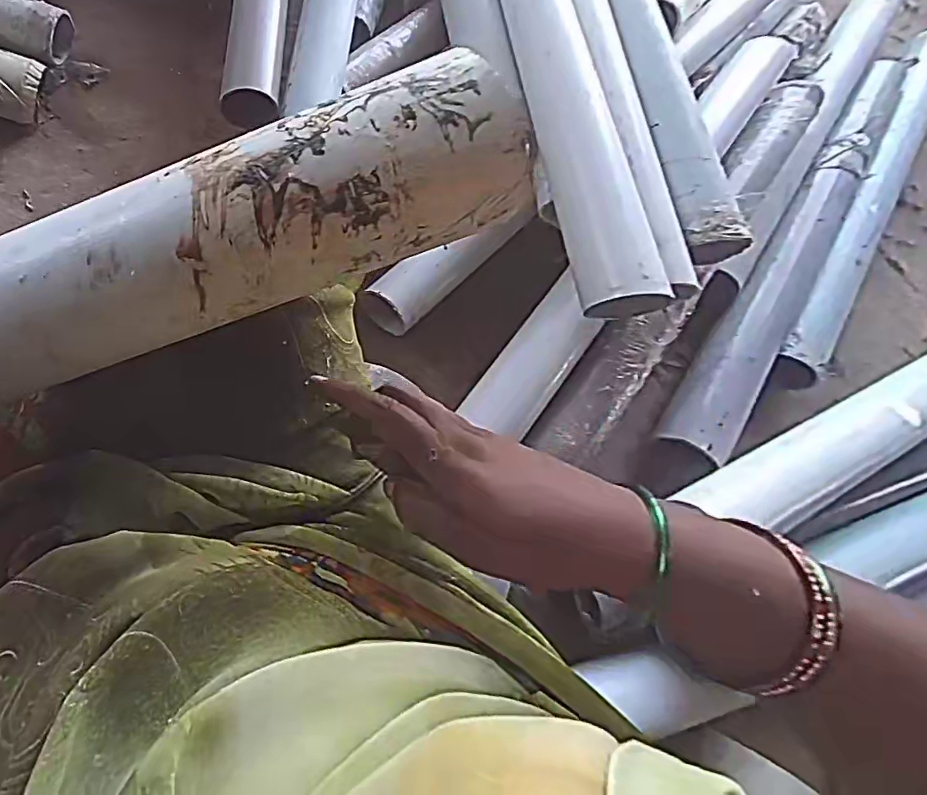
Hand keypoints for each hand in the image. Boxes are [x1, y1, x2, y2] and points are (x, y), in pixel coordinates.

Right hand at [310, 376, 655, 596]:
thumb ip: (419, 509)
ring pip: (423, 410)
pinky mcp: (494, 445)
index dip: (349, 397)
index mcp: (446, 457)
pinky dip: (417, 431)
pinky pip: (442, 425)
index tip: (319, 384)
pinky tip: (422, 463)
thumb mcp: (467, 541)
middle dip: (368, 401)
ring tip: (379, 449)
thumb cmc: (536, 541)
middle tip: (345, 423)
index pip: (386, 415)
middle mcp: (459, 434)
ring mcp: (479, 436)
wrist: (607, 528)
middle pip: (404, 398)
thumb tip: (394, 486)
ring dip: (393, 418)